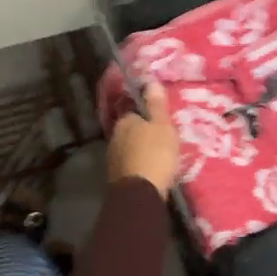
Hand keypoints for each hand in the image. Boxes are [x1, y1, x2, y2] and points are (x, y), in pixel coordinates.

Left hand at [107, 80, 180, 197]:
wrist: (141, 193)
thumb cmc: (155, 154)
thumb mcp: (162, 125)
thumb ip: (156, 105)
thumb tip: (151, 81)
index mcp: (124, 122)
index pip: (135, 112)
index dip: (148, 115)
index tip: (161, 122)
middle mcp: (114, 137)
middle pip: (131, 131)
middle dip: (144, 134)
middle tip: (163, 140)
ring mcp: (113, 159)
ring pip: (130, 149)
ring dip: (141, 151)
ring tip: (159, 157)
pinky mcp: (116, 178)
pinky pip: (131, 166)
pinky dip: (140, 166)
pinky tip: (151, 171)